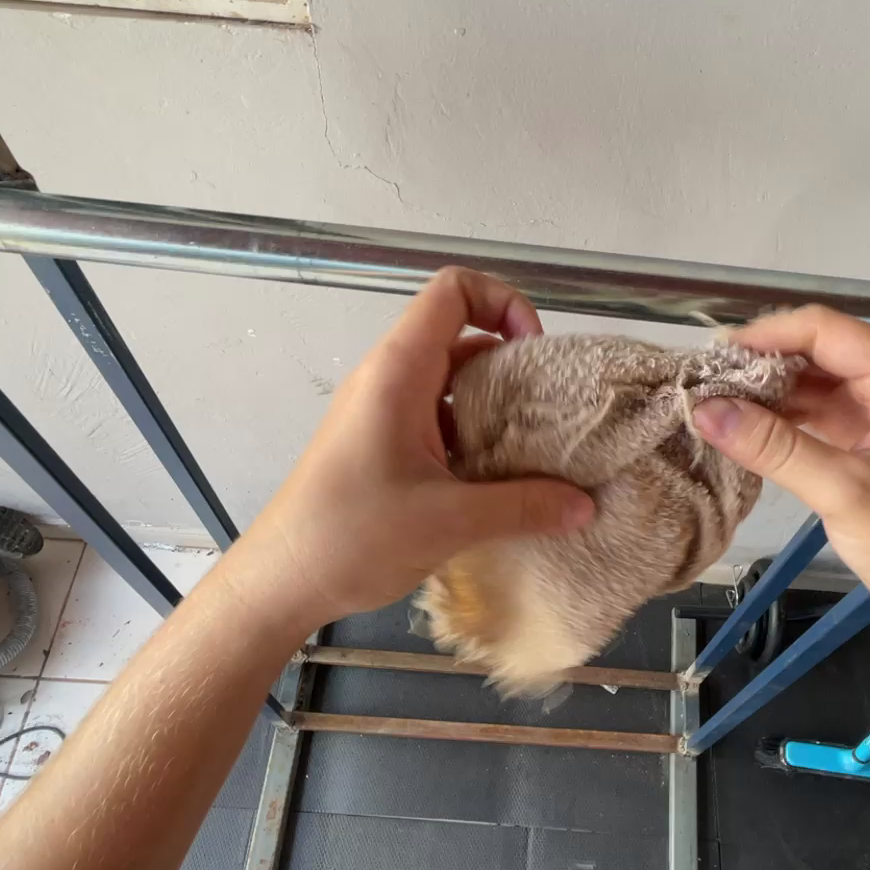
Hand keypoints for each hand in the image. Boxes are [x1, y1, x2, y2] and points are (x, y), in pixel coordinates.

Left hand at [219, 268, 594, 630]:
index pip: (454, 291)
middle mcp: (390, 380)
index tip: (535, 356)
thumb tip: (585, 506)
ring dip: (496, 409)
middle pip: (461, 339)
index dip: (504, 303)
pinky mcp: (382, 446)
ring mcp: (383, 414)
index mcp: (399, 372)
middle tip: (551, 415)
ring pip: (452, 386)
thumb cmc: (354, 536)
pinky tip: (498, 480)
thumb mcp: (450, 521)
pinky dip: (473, 438)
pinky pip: (438, 422)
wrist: (284, 578)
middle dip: (514, 367)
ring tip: (534, 451)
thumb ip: (524, 507)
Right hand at [690, 306, 869, 619]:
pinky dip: (776, 415)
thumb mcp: (843, 493)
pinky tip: (740, 424)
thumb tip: (705, 409)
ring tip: (711, 402)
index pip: (826, 330)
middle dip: (759, 362)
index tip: (712, 356)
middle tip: (703, 382)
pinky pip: (810, 408)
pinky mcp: (862, 432)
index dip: (766, 335)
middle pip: (815, 349)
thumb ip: (774, 448)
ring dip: (762, 389)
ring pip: (808, 378)